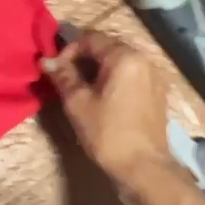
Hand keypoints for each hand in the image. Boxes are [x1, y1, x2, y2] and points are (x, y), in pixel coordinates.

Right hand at [41, 30, 178, 189]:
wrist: (143, 166)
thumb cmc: (107, 133)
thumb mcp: (78, 104)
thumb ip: (63, 77)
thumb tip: (46, 60)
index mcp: (124, 57)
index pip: (92, 38)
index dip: (69, 50)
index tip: (56, 70)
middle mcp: (144, 59)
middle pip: (109, 47)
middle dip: (85, 59)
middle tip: (67, 80)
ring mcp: (155, 76)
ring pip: (121, 62)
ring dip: (100, 70)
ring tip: (84, 90)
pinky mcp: (158, 93)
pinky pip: (133, 76)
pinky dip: (116, 80)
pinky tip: (105, 99)